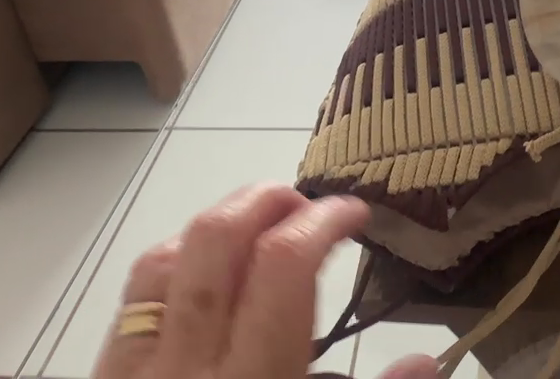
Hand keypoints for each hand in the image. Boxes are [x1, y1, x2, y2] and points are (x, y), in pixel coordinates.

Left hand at [95, 183, 437, 378]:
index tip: (356, 212)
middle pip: (216, 240)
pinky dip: (175, 262)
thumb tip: (426, 362)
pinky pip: (134, 299)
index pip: (283, 267)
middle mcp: (185, 370)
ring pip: (166, 259)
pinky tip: (203, 273)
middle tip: (308, 205)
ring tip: (261, 225)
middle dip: (269, 199)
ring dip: (219, 223)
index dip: (323, 220)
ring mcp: (133, 376)